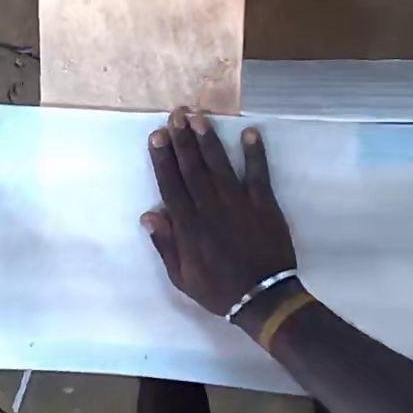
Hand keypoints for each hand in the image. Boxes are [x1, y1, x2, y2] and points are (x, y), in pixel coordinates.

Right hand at [144, 108, 296, 317]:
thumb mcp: (182, 277)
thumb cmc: (218, 289)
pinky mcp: (264, 204)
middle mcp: (210, 208)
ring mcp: (239, 204)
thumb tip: (148, 215)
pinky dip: (254, 153)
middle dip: (182, 140)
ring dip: (209, 140)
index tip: (157, 135)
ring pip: (219, 166)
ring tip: (199, 116)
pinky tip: (249, 132)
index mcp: (189, 226)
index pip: (171, 185)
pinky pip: (258, 174)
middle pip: (192, 168)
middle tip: (176, 114)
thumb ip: (165, 245)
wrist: (262, 299)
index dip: (163, 158)